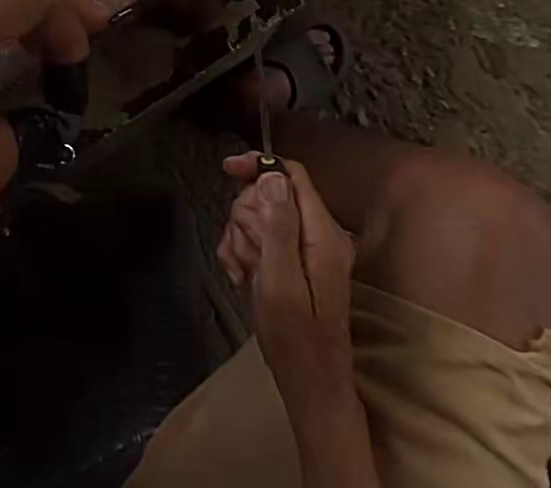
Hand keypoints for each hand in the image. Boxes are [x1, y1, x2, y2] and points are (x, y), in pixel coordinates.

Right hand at [216, 154, 357, 360]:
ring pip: (258, 215)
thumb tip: (272, 177)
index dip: (258, 166)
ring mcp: (307, 248)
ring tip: (245, 271)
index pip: (291, 175)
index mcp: (323, 235)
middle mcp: (319, 235)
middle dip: (246, 217)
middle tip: (245, 252)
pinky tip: (242, 275)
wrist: (309, 384)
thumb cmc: (295, 341)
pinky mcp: (293, 260)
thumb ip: (278, 227)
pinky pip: (258, 237)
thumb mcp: (280, 283)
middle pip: (269, 194)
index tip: (228, 169)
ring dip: (241, 238)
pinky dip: (242, 252)